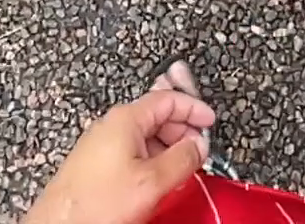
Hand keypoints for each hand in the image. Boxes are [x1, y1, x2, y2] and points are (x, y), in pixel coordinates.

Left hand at [23, 89, 214, 223]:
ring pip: (145, 136)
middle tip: (198, 151)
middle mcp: (112, 125)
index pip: (168, 99)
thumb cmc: (95, 205)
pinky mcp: (95, 165)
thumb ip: (182, 160)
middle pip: (157, 116)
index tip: (209, 121)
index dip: (194, 108)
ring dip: (167, 149)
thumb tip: (198, 146)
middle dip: (182, 131)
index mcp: (126, 118)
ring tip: (180, 170)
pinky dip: (150, 160)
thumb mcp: (151, 183)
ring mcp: (101, 144)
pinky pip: (132, 152)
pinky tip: (156, 181)